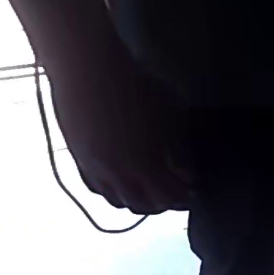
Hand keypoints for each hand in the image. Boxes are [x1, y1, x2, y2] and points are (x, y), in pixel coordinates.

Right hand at [43, 47, 189, 213]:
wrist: (87, 68)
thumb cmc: (136, 87)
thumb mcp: (168, 118)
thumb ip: (178, 150)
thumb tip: (185, 172)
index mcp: (144, 165)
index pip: (171, 196)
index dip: (186, 197)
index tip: (195, 191)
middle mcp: (118, 174)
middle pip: (146, 206)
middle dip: (165, 204)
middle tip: (177, 193)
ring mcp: (94, 168)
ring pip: (119, 202)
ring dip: (140, 202)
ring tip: (153, 191)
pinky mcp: (78, 158)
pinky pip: (98, 189)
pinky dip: (115, 193)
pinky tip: (126, 184)